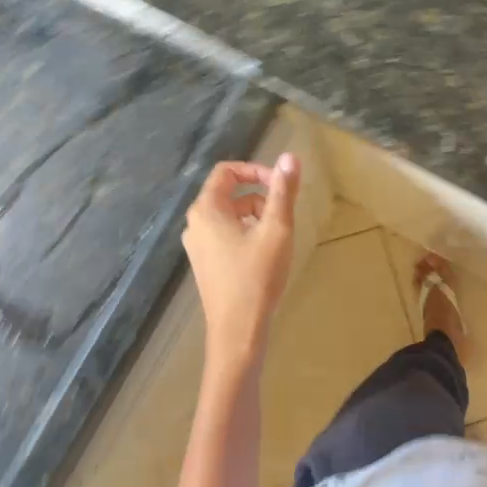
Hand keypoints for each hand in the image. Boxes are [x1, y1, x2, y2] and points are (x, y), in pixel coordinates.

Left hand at [183, 153, 298, 359]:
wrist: (237, 329)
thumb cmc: (257, 276)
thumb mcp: (276, 230)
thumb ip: (283, 191)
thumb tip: (291, 157)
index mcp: (207, 210)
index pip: (227, 171)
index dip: (256, 171)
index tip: (281, 185)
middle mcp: (195, 223)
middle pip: (228, 193)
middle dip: (259, 196)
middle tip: (285, 213)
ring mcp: (197, 246)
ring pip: (228, 216)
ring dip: (254, 216)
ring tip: (278, 236)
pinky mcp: (204, 264)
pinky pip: (224, 235)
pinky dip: (245, 234)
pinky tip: (264, 255)